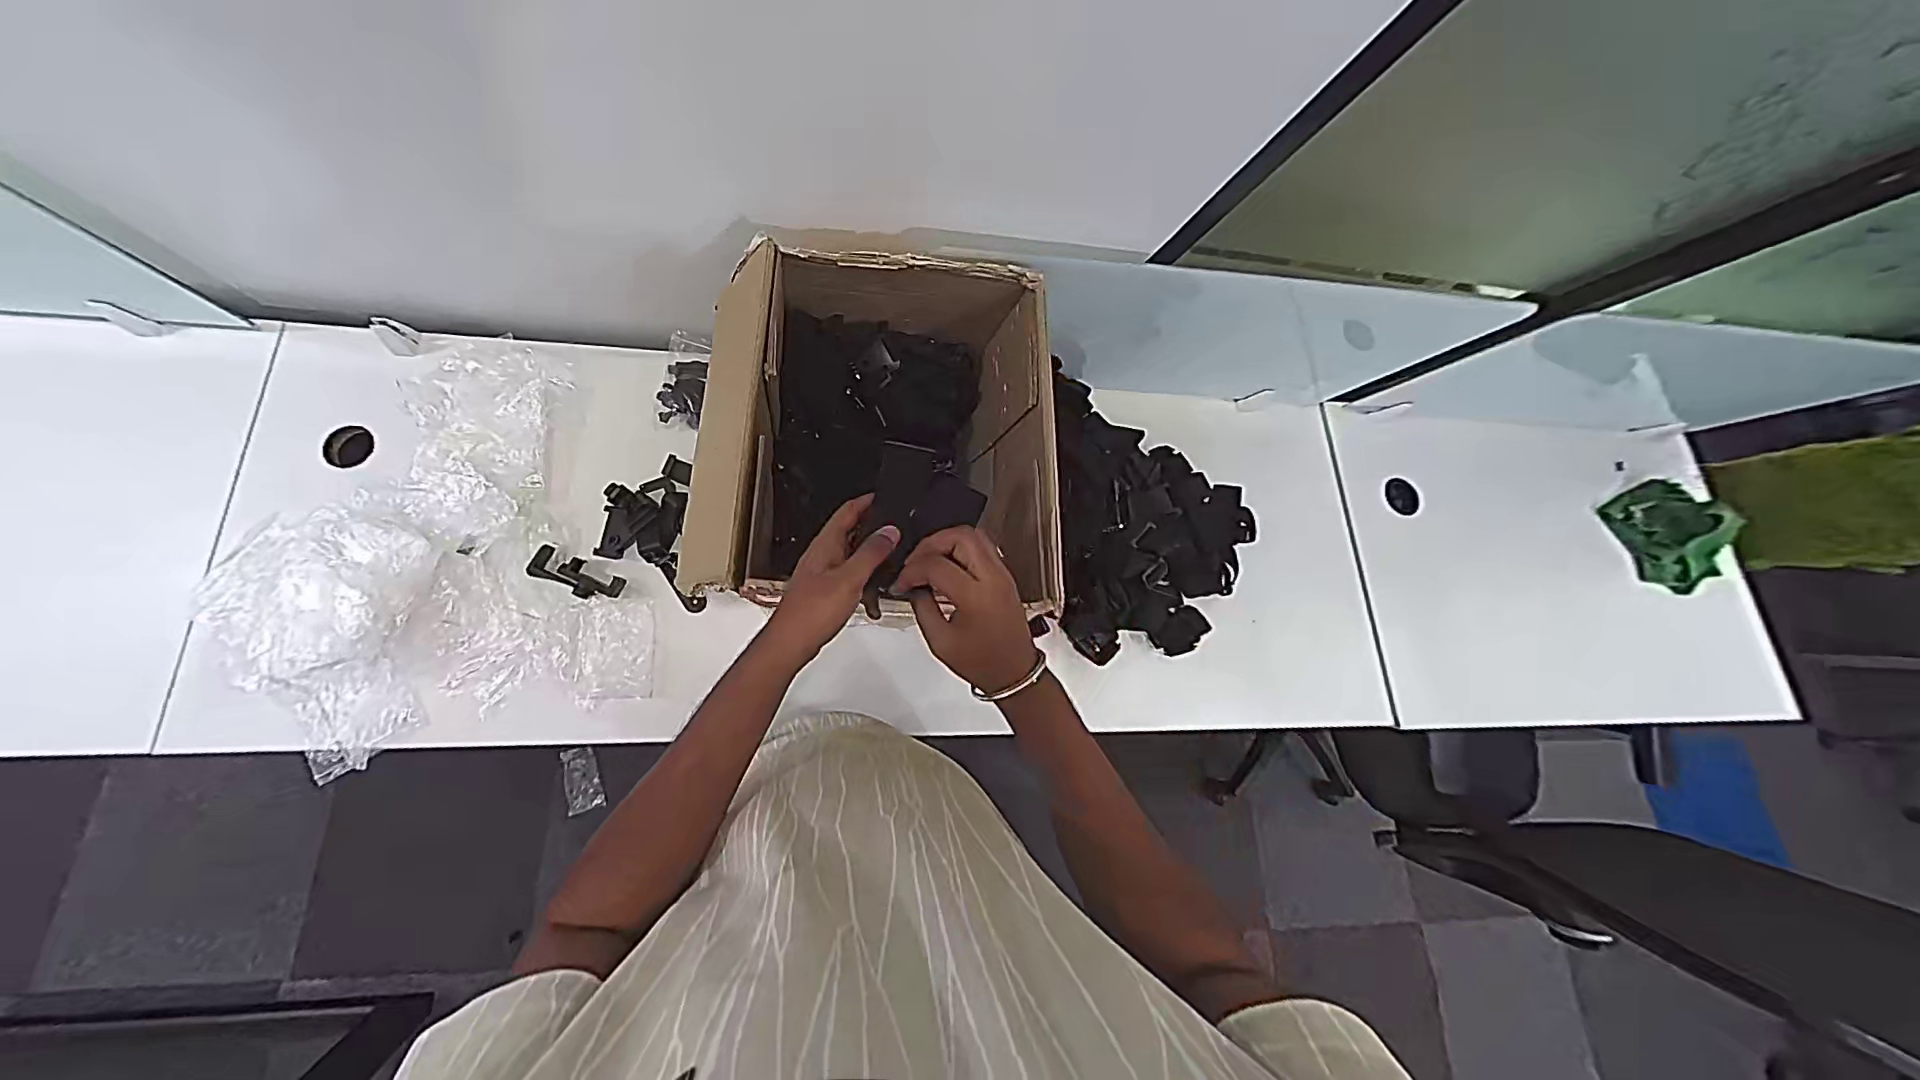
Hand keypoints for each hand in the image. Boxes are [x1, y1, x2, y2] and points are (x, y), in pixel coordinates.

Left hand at [763, 494, 898, 660]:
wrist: (791, 642)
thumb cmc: (810, 613)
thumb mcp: (850, 578)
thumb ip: (871, 553)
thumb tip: (889, 532)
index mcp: (825, 544)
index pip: (847, 511)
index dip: (866, 501)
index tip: (883, 497)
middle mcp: (821, 554)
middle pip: (849, 530)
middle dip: (872, 526)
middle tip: (894, 527)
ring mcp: (821, 571)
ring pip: (849, 551)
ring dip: (868, 551)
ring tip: (888, 556)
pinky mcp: (823, 589)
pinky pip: (847, 571)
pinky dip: (863, 573)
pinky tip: (871, 586)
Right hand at [893, 526, 1040, 694]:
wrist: (1015, 672)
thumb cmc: (985, 663)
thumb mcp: (940, 641)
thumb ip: (922, 607)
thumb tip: (912, 587)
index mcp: (976, 597)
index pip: (936, 564)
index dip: (912, 570)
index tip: (903, 582)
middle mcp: (994, 579)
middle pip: (960, 536)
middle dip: (930, 544)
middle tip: (915, 562)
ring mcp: (1002, 575)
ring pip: (974, 536)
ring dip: (946, 543)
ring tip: (929, 561)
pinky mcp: (1004, 576)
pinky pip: (982, 548)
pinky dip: (960, 550)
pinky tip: (946, 568)